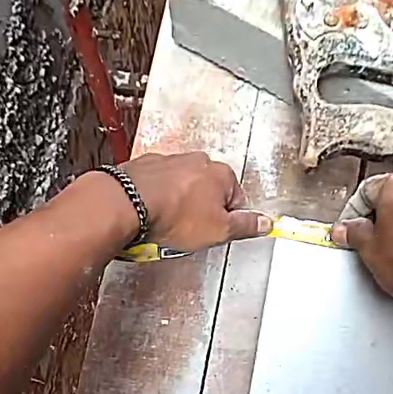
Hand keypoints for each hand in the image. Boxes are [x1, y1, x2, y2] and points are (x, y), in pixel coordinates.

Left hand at [121, 152, 271, 249]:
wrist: (126, 204)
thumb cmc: (174, 215)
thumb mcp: (219, 230)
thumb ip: (246, 225)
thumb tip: (266, 223)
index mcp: (221, 173)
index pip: (236, 200)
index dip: (227, 221)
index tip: (215, 233)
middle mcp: (196, 161)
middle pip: (208, 192)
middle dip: (201, 212)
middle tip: (191, 232)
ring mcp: (169, 160)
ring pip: (182, 189)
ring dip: (178, 206)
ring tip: (167, 226)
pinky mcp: (145, 167)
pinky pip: (158, 187)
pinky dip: (157, 199)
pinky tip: (151, 215)